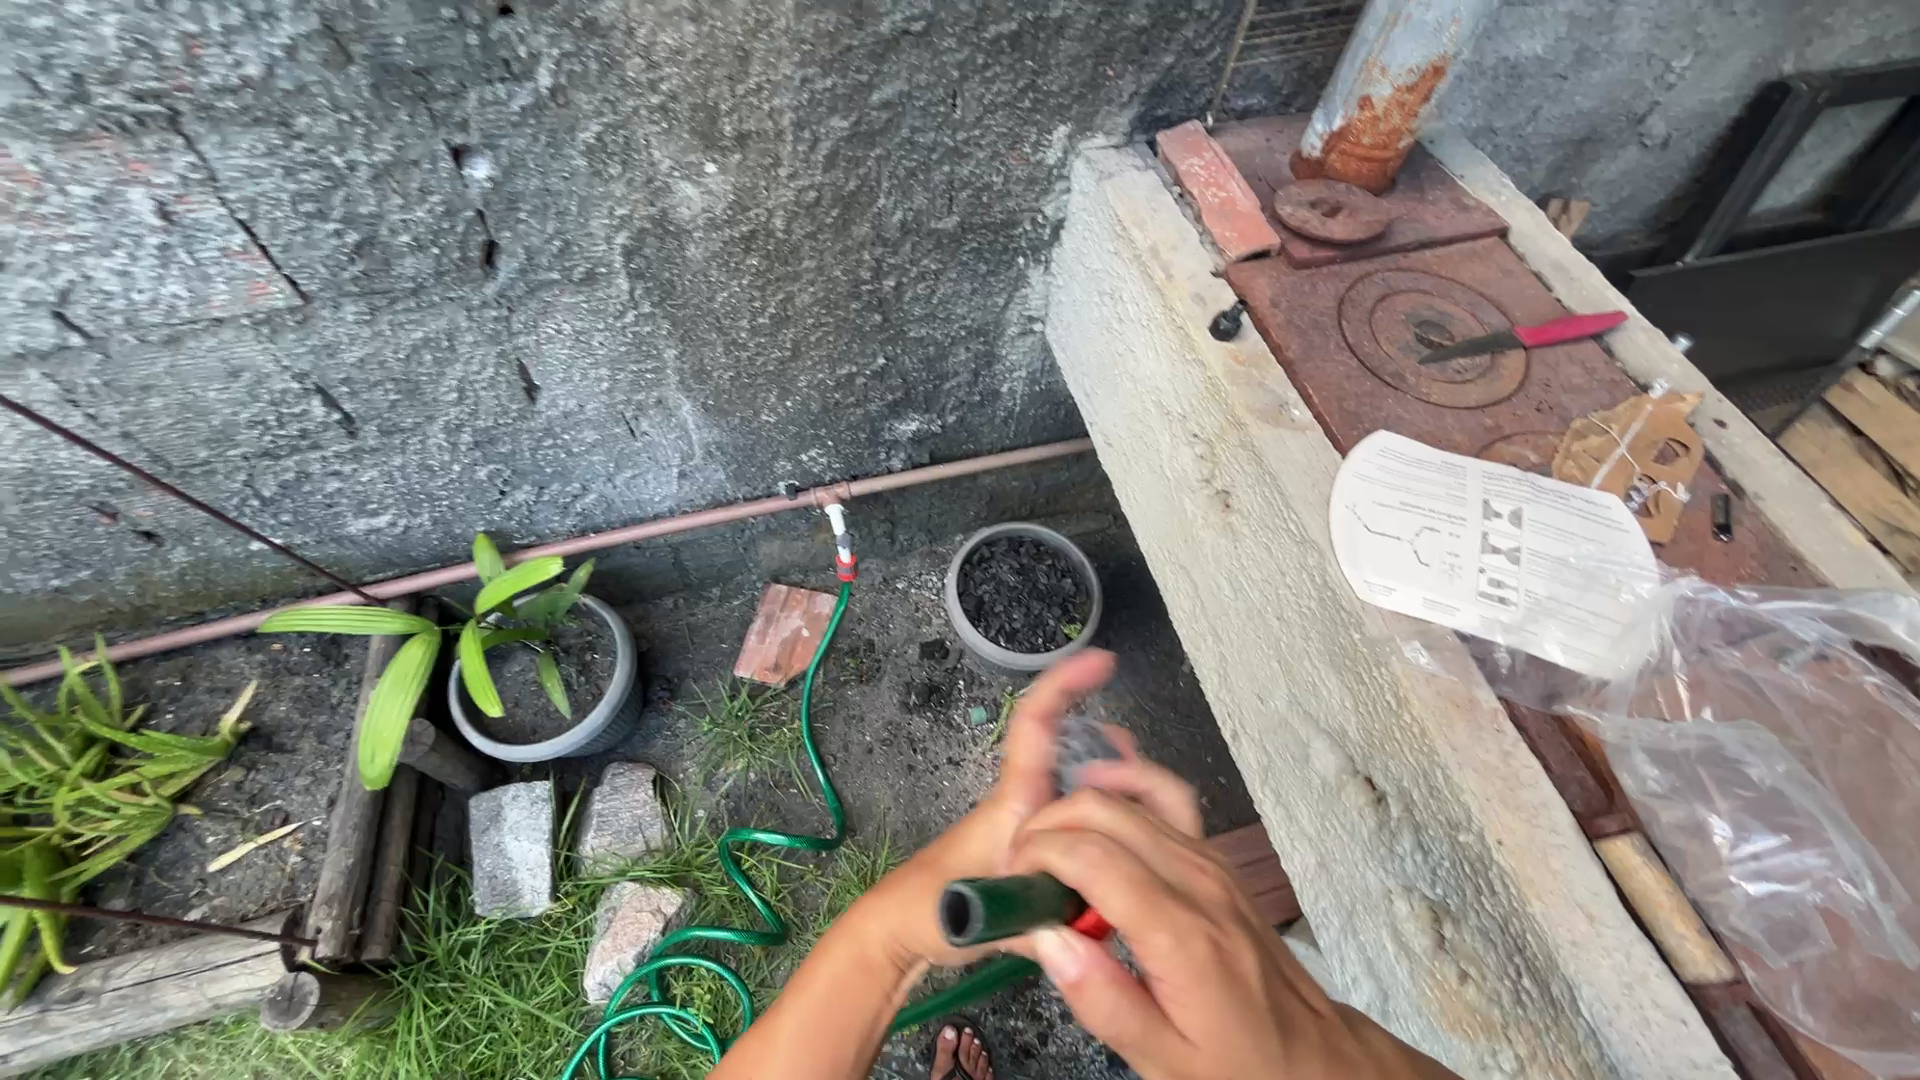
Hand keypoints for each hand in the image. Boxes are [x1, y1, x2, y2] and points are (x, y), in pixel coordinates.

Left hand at [847, 649, 1122, 968]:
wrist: (902, 929)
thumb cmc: (929, 908)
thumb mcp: (980, 915)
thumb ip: (1029, 924)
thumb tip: (1079, 932)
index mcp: (1014, 802)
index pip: (1035, 726)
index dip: (1064, 685)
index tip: (1101, 660)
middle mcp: (1027, 803)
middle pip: (1073, 752)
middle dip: (1113, 750)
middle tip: (1144, 771)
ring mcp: (1031, 825)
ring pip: (1083, 789)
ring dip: (1114, 789)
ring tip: (1147, 810)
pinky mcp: (1035, 852)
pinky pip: (1080, 824)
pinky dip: (1106, 824)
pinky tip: (1127, 848)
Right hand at [1004, 790, 1459, 1079]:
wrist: (1312, 1053)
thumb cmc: (1237, 1062)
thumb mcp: (1166, 1061)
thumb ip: (1102, 1001)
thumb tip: (1047, 935)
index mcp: (1180, 933)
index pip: (1091, 856)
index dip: (1038, 853)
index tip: (1013, 881)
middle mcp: (1195, 878)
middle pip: (1102, 811)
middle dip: (1046, 825)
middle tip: (1021, 868)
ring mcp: (1207, 857)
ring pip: (1125, 797)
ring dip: (1073, 811)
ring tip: (1046, 849)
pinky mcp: (1211, 853)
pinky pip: (1160, 797)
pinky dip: (1119, 786)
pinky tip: (1095, 795)